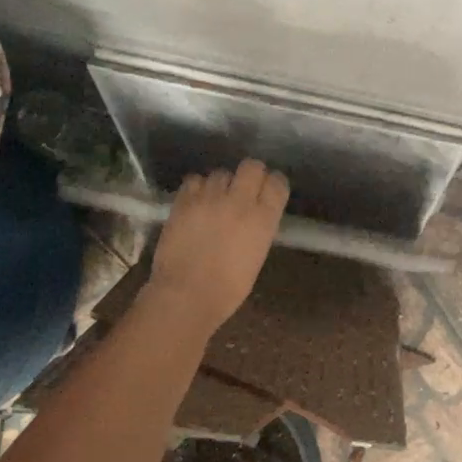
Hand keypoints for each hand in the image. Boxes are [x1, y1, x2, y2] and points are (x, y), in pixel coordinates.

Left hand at [143, 159, 288, 334]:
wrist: (186, 295)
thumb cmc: (227, 289)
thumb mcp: (256, 257)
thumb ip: (257, 229)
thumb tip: (253, 218)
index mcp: (263, 219)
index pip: (277, 182)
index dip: (273, 185)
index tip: (268, 192)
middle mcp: (239, 201)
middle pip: (252, 166)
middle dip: (249, 175)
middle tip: (242, 189)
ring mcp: (209, 198)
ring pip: (221, 173)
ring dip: (220, 185)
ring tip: (214, 201)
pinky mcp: (184, 201)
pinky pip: (195, 180)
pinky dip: (197, 189)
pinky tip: (195, 204)